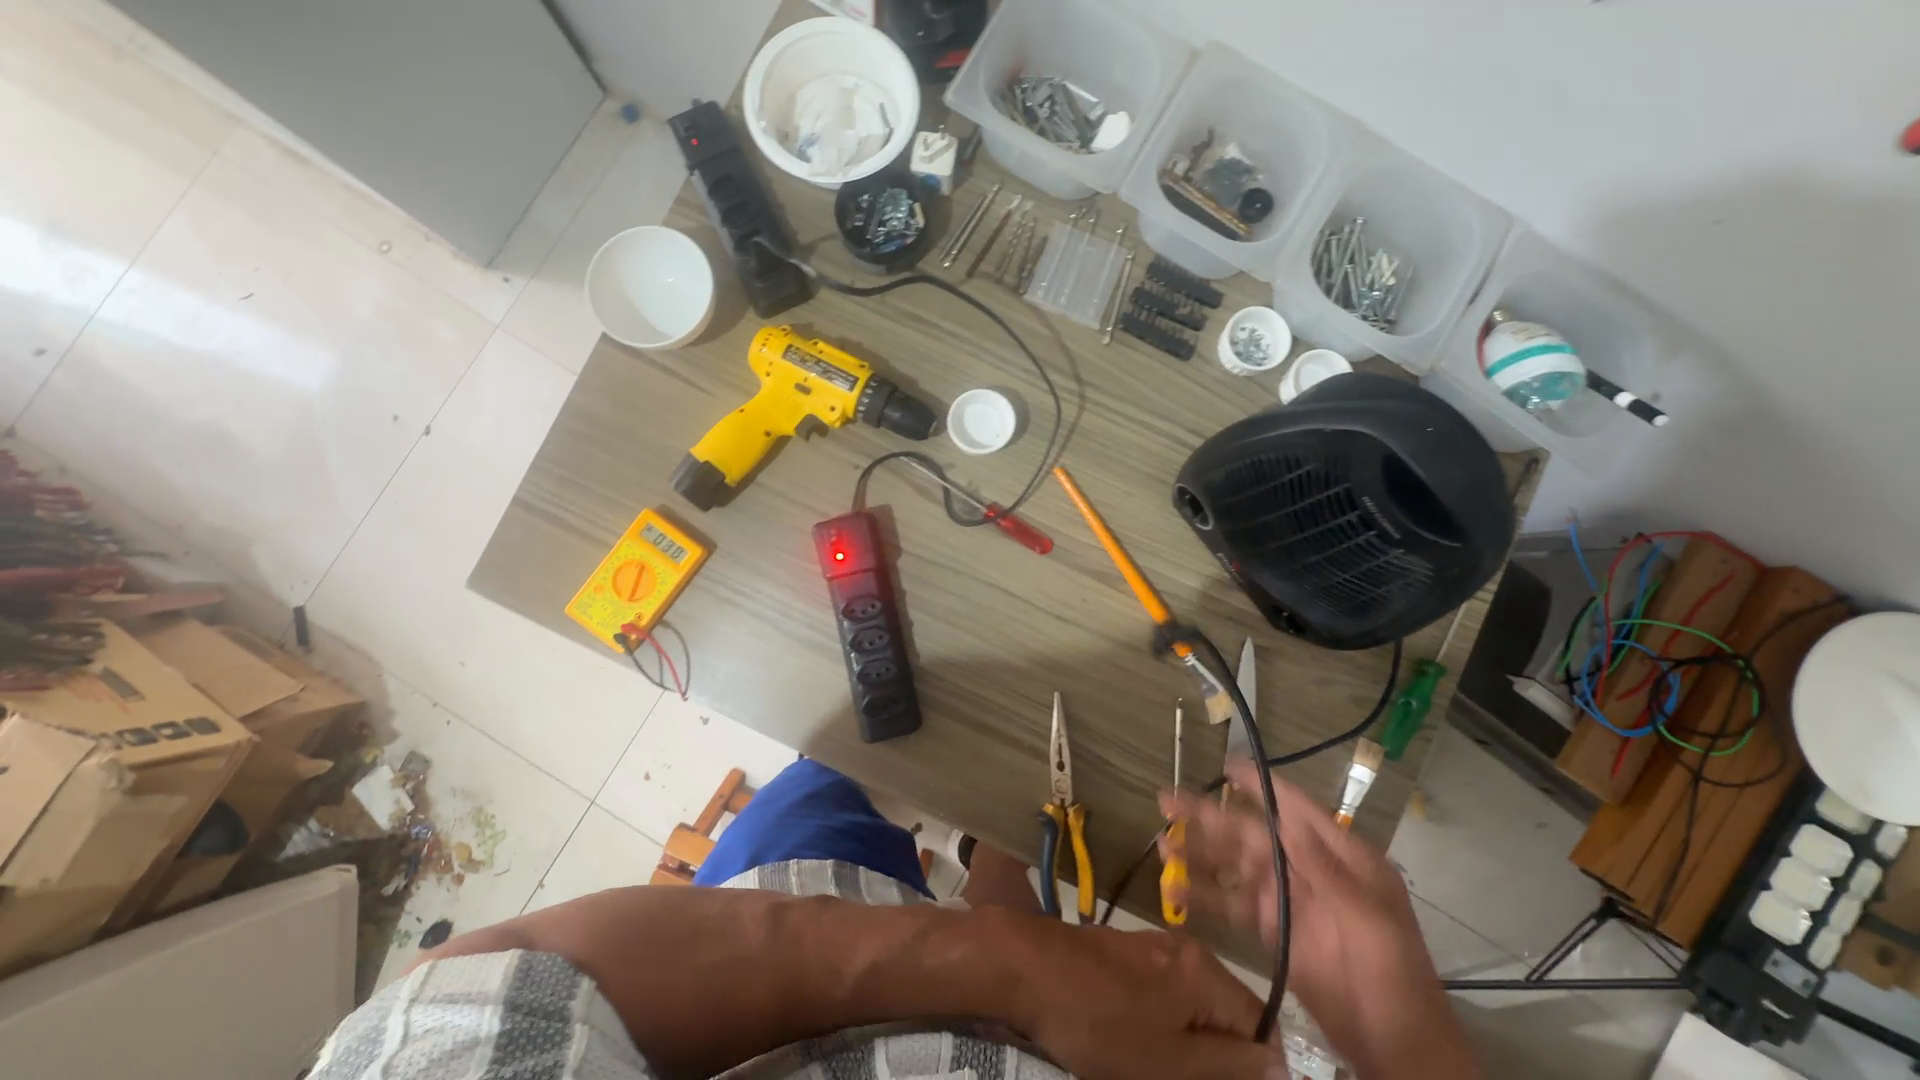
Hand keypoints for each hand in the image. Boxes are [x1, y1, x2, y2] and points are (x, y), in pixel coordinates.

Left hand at [990, 908, 1279, 1079]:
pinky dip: (1155, 1027)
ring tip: (1156, 1071)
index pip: (1262, 1025)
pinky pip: (1158, 997)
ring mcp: (1150, 949)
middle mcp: (1186, 951)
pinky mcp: (1120, 955)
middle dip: (1216, 1060)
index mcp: (1207, 972)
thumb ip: (1230, 1064)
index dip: (1258, 1069)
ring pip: (1189, 1008)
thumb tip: (1281, 1066)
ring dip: (1183, 1046)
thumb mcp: (1170, 1060)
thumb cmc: (1099, 1021)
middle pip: (1225, 1015)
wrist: (1023, 967)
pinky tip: (1130, 1046)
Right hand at [1159, 761, 1478, 1079]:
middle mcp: (1310, 870)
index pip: (1296, 810)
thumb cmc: (1395, 976)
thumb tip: (1286, 824)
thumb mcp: (1369, 920)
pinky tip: (1174, 889)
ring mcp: (1288, 900)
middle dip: (1211, 817)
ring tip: (1162, 843)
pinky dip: (1204, 895)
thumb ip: (1326, 872)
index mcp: (1343, 858)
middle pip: (1254, 835)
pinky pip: (1233, 904)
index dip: (1260, 786)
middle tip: (1168, 799)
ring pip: (1236, 866)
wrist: (1396, 1048)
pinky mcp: (1272, 931)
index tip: (1225, 765)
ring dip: (1200, 854)